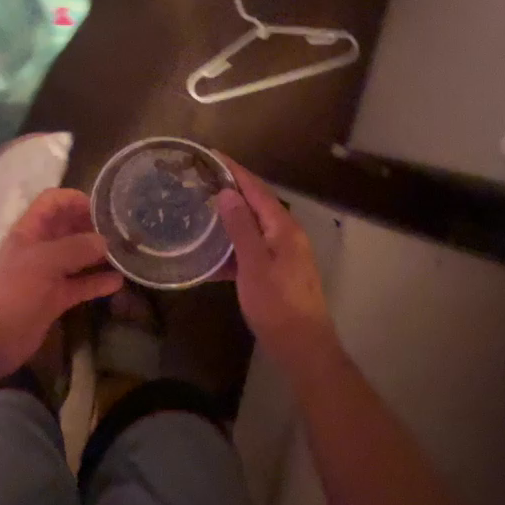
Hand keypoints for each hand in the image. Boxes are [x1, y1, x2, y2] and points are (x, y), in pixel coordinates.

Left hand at [0, 188, 123, 381]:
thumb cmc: (13, 291)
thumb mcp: (44, 262)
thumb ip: (75, 248)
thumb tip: (105, 241)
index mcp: (29, 231)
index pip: (52, 202)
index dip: (74, 199)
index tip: (102, 207)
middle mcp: (39, 248)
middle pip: (67, 228)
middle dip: (91, 226)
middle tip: (121, 230)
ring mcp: (47, 274)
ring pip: (77, 257)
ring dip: (98, 254)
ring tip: (126, 252)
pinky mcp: (54, 299)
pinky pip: (79, 285)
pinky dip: (97, 282)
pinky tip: (119, 281)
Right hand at [213, 157, 336, 361]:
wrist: (304, 349)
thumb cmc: (277, 305)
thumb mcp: (253, 264)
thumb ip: (240, 227)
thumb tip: (227, 193)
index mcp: (283, 228)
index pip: (256, 189)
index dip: (234, 170)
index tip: (211, 155)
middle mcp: (286, 235)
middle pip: (255, 204)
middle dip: (230, 190)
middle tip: (200, 180)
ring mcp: (283, 255)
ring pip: (252, 228)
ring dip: (229, 219)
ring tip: (200, 210)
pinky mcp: (277, 273)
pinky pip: (251, 250)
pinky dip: (232, 248)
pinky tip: (210, 256)